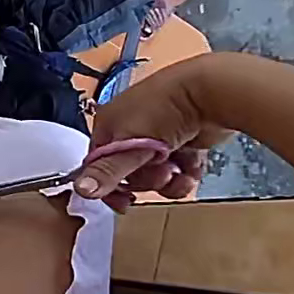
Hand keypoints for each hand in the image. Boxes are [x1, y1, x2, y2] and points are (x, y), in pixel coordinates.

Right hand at [75, 54, 232, 208]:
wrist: (211, 91)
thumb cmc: (166, 107)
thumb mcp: (131, 145)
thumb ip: (107, 171)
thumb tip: (81, 189)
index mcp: (110, 125)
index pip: (99, 165)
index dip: (111, 186)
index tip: (125, 202)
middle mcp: (131, 129)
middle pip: (130, 174)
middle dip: (148, 180)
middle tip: (161, 172)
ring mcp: (158, 135)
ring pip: (157, 174)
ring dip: (170, 180)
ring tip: (180, 170)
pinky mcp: (183, 140)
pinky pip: (179, 169)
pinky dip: (186, 172)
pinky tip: (193, 166)